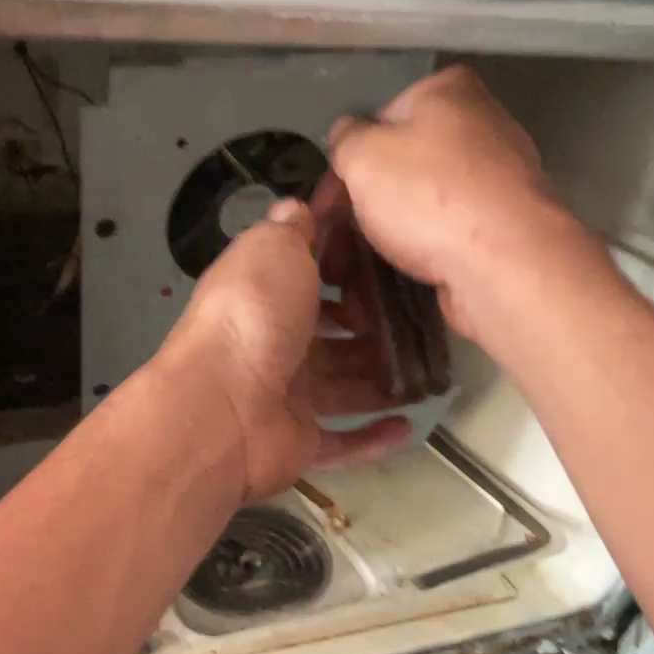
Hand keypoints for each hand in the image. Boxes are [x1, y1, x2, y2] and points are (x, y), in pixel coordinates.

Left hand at [150, 199, 409, 500]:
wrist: (222, 407)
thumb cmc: (251, 316)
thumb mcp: (272, 250)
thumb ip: (290, 231)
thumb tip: (299, 208)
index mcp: (263, 297)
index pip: (308, 276)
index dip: (345, 265)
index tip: (392, 253)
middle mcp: (273, 347)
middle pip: (331, 335)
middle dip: (372, 327)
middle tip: (423, 316)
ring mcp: (287, 400)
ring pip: (344, 388)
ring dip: (381, 381)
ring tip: (431, 368)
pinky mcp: (301, 445)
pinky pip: (344, 444)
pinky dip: (374, 438)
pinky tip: (410, 425)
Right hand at [328, 66, 609, 345]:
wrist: (501, 260)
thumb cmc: (427, 197)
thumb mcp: (364, 157)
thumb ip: (345, 141)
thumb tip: (346, 138)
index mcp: (446, 91)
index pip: (376, 124)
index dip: (343, 170)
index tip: (324, 213)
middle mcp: (477, 123)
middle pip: (397, 168)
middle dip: (358, 212)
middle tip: (332, 253)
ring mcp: (492, 176)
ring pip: (415, 206)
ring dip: (380, 239)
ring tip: (352, 275)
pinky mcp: (498, 224)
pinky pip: (441, 235)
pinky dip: (414, 254)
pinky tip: (392, 278)